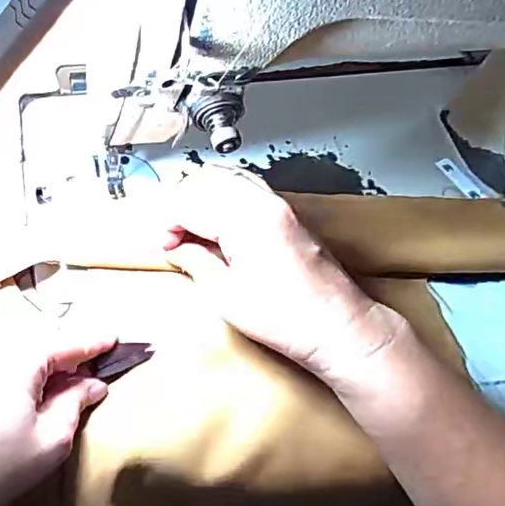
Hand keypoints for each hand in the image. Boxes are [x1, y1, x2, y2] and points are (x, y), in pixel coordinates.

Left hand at [0, 313, 116, 505]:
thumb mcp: (48, 441)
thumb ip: (74, 402)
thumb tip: (93, 383)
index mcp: (19, 356)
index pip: (65, 340)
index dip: (92, 341)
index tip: (113, 338)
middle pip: (37, 327)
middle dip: (60, 341)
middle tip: (79, 365)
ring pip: (7, 327)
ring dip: (29, 340)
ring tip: (43, 366)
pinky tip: (5, 366)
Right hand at [158, 166, 412, 384]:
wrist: (339, 328)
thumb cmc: (289, 319)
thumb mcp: (224, 296)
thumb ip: (195, 261)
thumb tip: (176, 249)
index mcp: (246, 220)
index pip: (190, 203)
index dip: (169, 224)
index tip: (165, 245)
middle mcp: (265, 203)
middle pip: (206, 182)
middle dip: (181, 204)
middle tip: (173, 236)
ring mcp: (279, 205)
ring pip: (227, 177)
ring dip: (201, 196)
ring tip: (191, 227)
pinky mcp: (288, 213)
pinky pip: (247, 186)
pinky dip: (224, 195)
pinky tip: (218, 219)